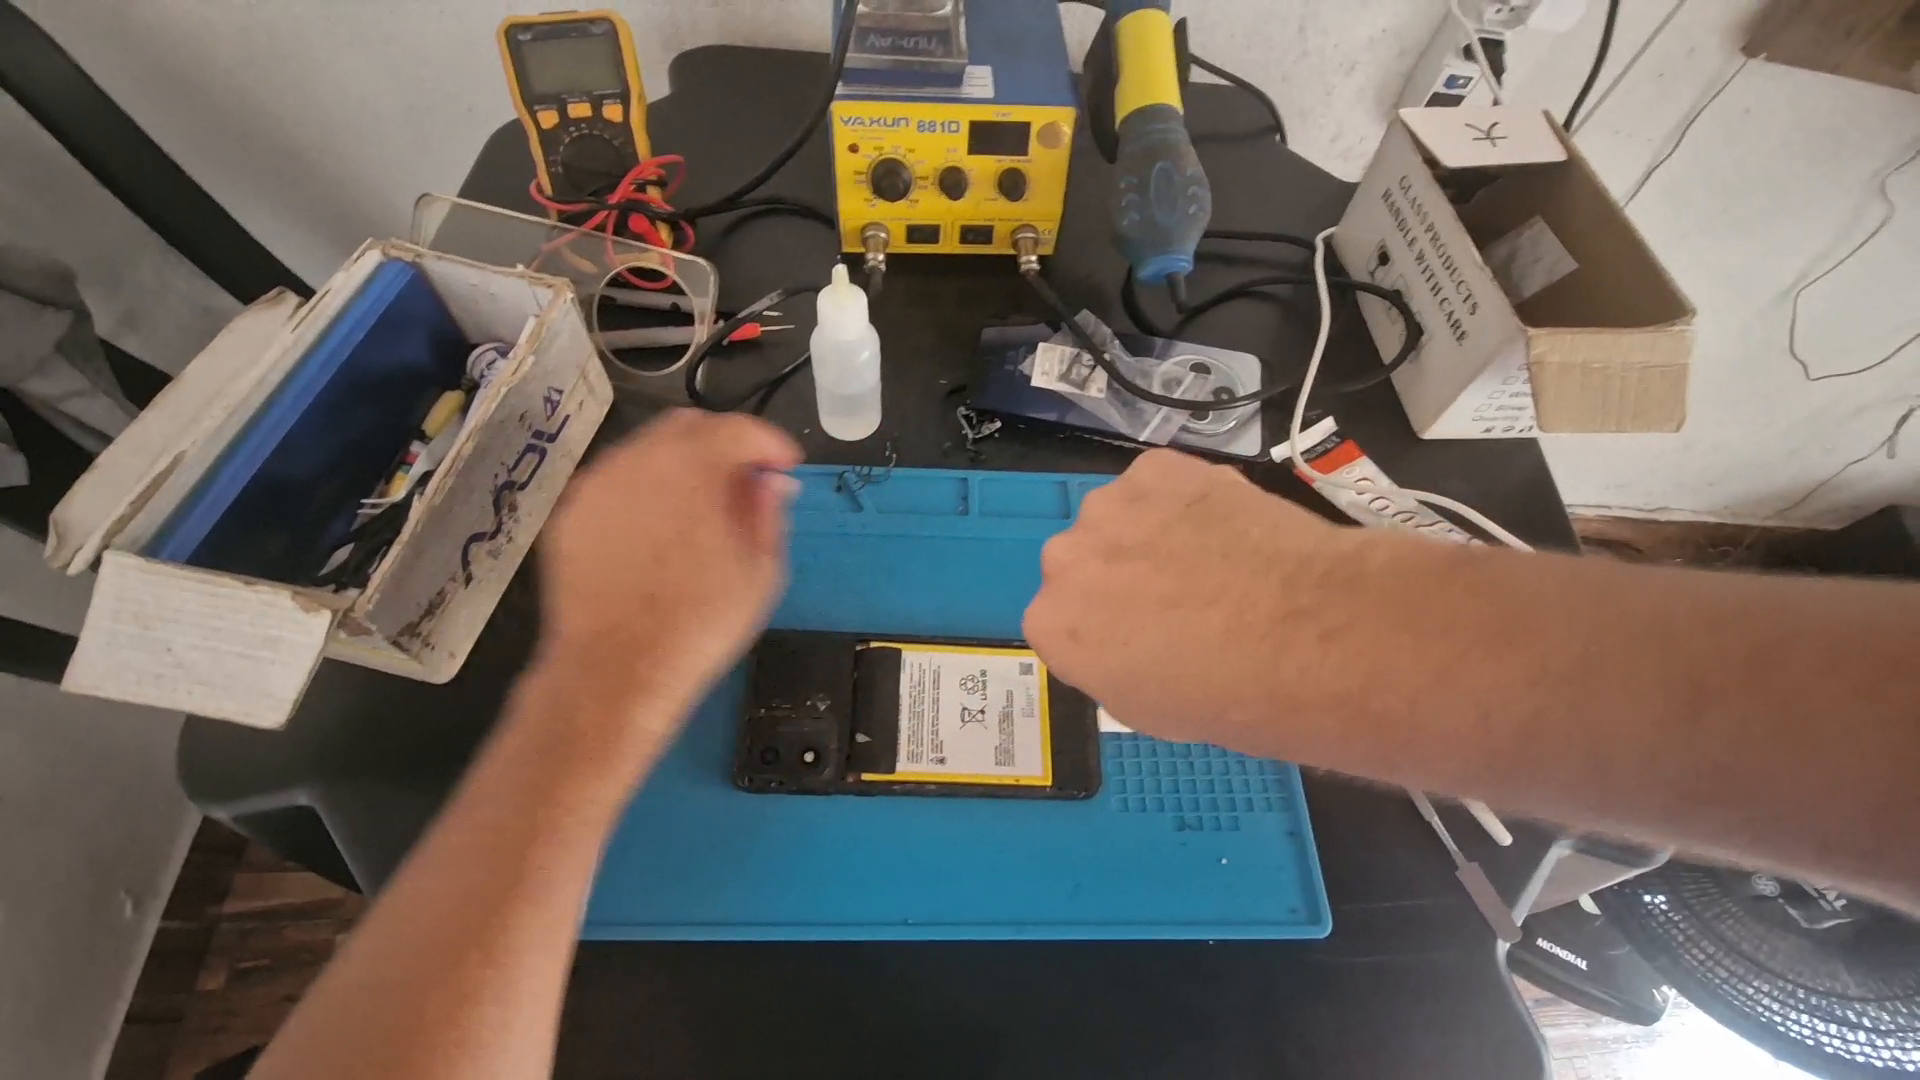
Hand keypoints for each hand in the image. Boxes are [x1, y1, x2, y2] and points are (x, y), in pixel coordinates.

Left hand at [530, 410, 801, 748]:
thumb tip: (771, 482)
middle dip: (724, 445)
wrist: (616, 670)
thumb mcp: (761, 570)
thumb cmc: (701, 622)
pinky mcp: (570, 513)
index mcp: (694, 467)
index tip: (786, 468)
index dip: (771, 443)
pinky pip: (615, 484)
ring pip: (647, 451)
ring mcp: (597, 484)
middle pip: (689, 426)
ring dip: (682, 466)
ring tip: (698, 510)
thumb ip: (769, 512)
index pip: (741, 428)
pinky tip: (655, 533)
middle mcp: (639, 459)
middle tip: (744, 482)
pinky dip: (644, 492)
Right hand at [1023, 449, 1355, 744]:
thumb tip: (1126, 640)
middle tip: (1178, 596)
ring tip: (1210, 557)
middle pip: (1083, 562)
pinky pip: (1160, 484)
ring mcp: (1107, 507)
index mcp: (1050, 624)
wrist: (1302, 634)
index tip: (1143, 636)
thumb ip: (1108, 664)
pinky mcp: (1155, 469)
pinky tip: (1224, 525)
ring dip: (1149, 533)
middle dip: (1118, 575)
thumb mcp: (1143, 708)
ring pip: (1119, 518)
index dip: (1106, 627)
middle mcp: (1062, 559)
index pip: (1062, 620)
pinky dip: (1184, 499)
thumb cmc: (1222, 694)